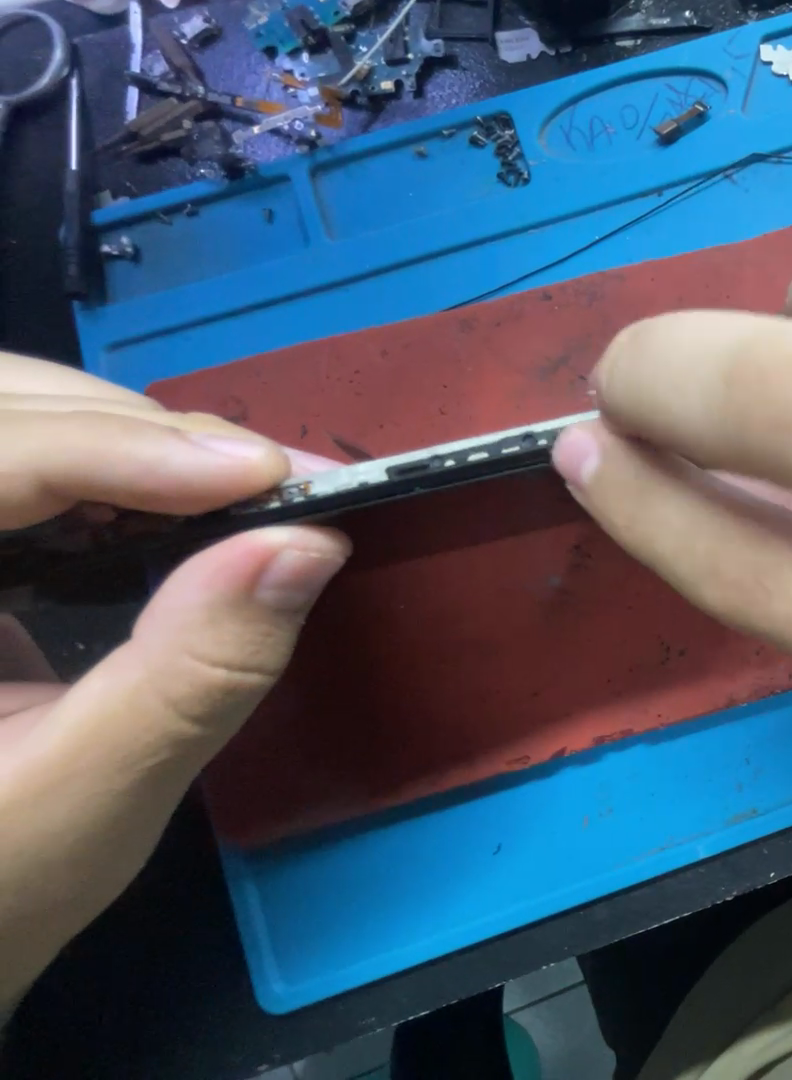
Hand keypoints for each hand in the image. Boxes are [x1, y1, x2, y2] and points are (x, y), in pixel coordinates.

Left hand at [0, 354, 348, 1011]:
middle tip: (271, 482)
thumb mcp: (93, 796)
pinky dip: (118, 467)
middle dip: (134, 428)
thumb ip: (198, 669)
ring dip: (133, 437)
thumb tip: (307, 544)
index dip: (118, 448)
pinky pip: (22, 461)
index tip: (269, 477)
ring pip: (5, 417)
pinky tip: (180, 507)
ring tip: (243, 491)